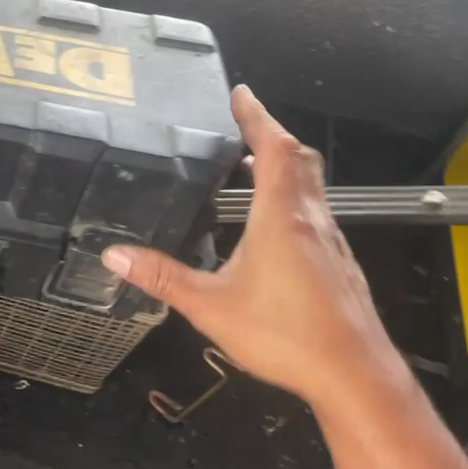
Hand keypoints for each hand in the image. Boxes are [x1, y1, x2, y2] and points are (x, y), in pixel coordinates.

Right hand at [103, 86, 407, 406]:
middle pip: (299, 160)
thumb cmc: (283, 334)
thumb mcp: (209, 306)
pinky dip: (292, 196)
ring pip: (310, 186)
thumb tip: (112, 255)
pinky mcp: (337, 264)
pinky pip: (314, 212)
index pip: (273, 150)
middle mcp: (311, 220)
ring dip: (283, 166)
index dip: (257, 117)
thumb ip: (161, 277)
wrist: (354, 375)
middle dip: (272, 135)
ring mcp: (330, 242)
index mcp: (281, 219)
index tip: (241, 93)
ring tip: (251, 166)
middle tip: (244, 125)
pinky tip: (271, 223)